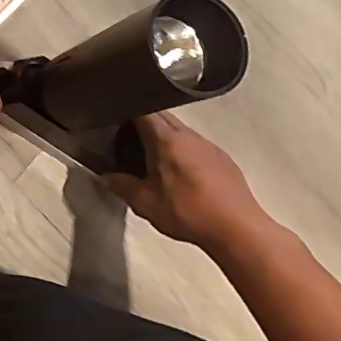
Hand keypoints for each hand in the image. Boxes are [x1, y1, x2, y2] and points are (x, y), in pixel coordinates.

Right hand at [102, 112, 269, 248]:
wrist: (236, 228)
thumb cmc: (187, 212)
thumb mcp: (145, 203)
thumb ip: (122, 186)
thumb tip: (103, 177)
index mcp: (166, 140)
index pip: (144, 112)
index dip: (127, 112)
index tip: (114, 119)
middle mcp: (189, 136)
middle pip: (163, 116)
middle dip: (144, 121)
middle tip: (127, 138)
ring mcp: (209, 145)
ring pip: (181, 129)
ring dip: (165, 136)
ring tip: (152, 156)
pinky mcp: (223, 158)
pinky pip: (196, 144)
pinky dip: (183, 149)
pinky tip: (180, 172)